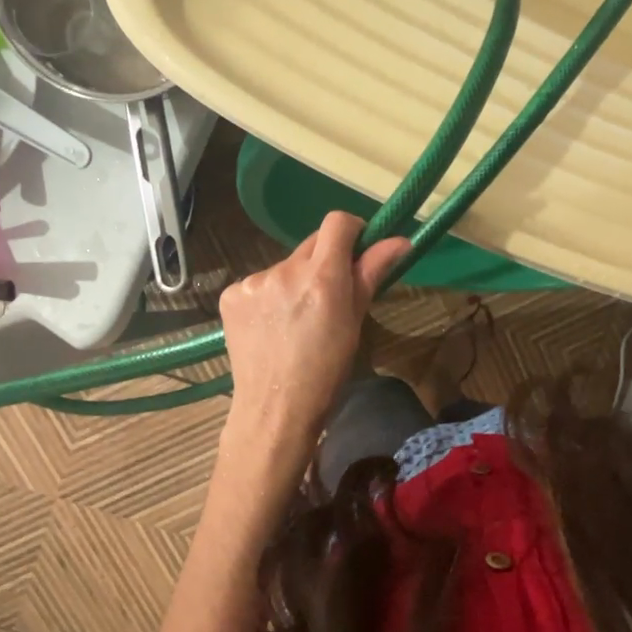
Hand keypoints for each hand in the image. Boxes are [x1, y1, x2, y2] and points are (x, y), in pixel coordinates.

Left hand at [219, 212, 409, 447]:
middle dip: (323, 262)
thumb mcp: (355, 322)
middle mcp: (285, 270)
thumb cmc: (326, 371)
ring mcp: (253, 281)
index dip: (351, 232)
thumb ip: (372, 273)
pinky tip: (271, 327)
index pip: (337, 223)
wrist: (276, 409)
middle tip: (327, 298)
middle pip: (311, 244)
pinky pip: (258, 284)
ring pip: (284, 266)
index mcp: (322, 277)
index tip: (356, 253)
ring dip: (294, 282)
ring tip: (295, 322)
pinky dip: (268, 298)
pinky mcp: (230, 295)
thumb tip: (401, 240)